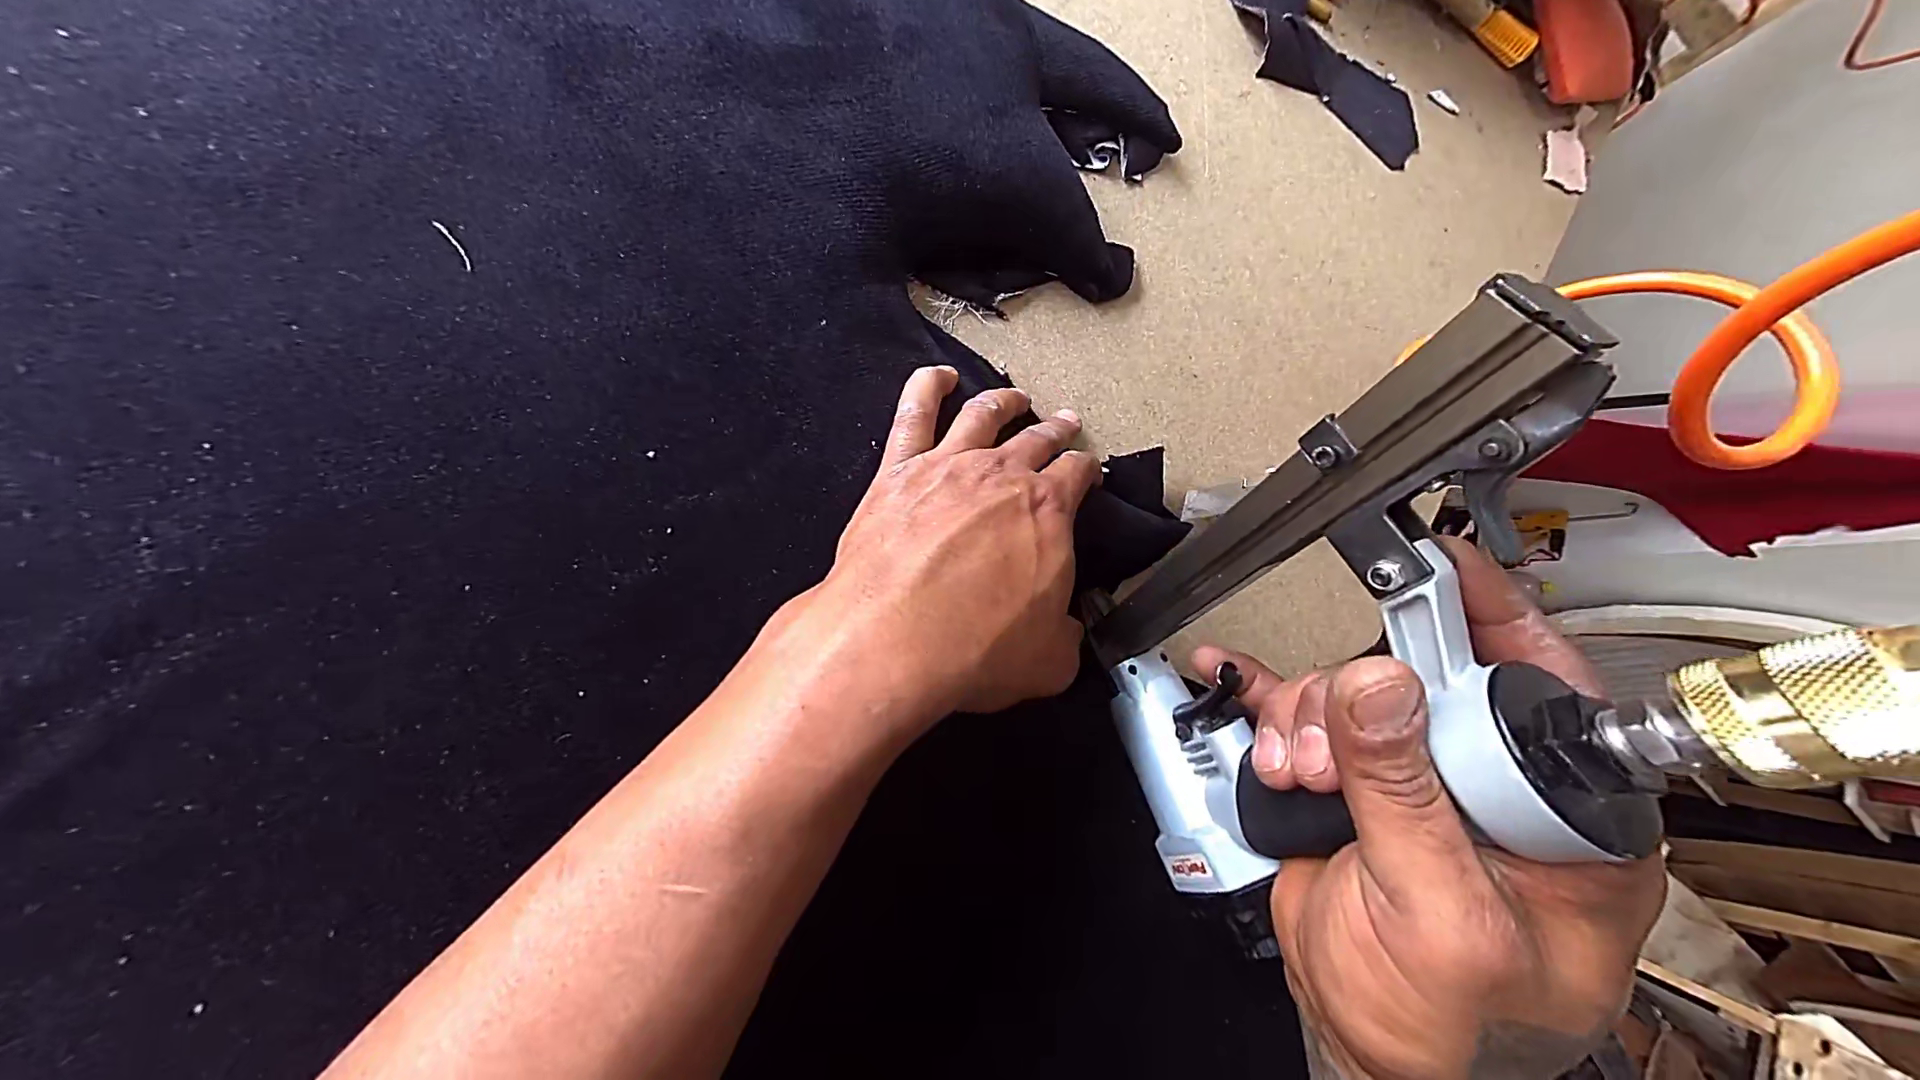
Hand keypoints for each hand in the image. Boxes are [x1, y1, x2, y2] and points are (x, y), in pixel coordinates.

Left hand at [789, 365, 1099, 719]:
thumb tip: (1065, 630)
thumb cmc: (972, 648)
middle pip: (1037, 438)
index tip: (1086, 474)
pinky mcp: (897, 472)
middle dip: (1056, 430)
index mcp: (1047, 512)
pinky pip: (914, 413)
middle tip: (1065, 424)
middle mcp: (1001, 476)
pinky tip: (938, 378)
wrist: (891, 640)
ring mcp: (947, 467)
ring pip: (983, 414)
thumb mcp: (1048, 659)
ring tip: (1013, 396)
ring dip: (1004, 400)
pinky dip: (928, 387)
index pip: (1077, 474)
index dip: (1086, 471)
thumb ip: (1064, 636)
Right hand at [1192, 537, 1665, 1079]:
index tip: (1437, 565)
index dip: (1489, 618)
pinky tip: (1227, 674)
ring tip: (1292, 775)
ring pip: (1338, 690)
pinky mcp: (1334, 776)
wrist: (1375, 1043)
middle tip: (1325, 754)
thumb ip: (1408, 797)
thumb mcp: (1442, 915)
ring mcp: (1396, 771)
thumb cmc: (1453, 1019)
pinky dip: (1254, 694)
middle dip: (1350, 696)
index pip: (1537, 686)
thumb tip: (1378, 686)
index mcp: (1552, 811)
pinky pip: (1287, 714)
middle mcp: (1472, 775)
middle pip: (1408, 675)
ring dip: (1297, 718)